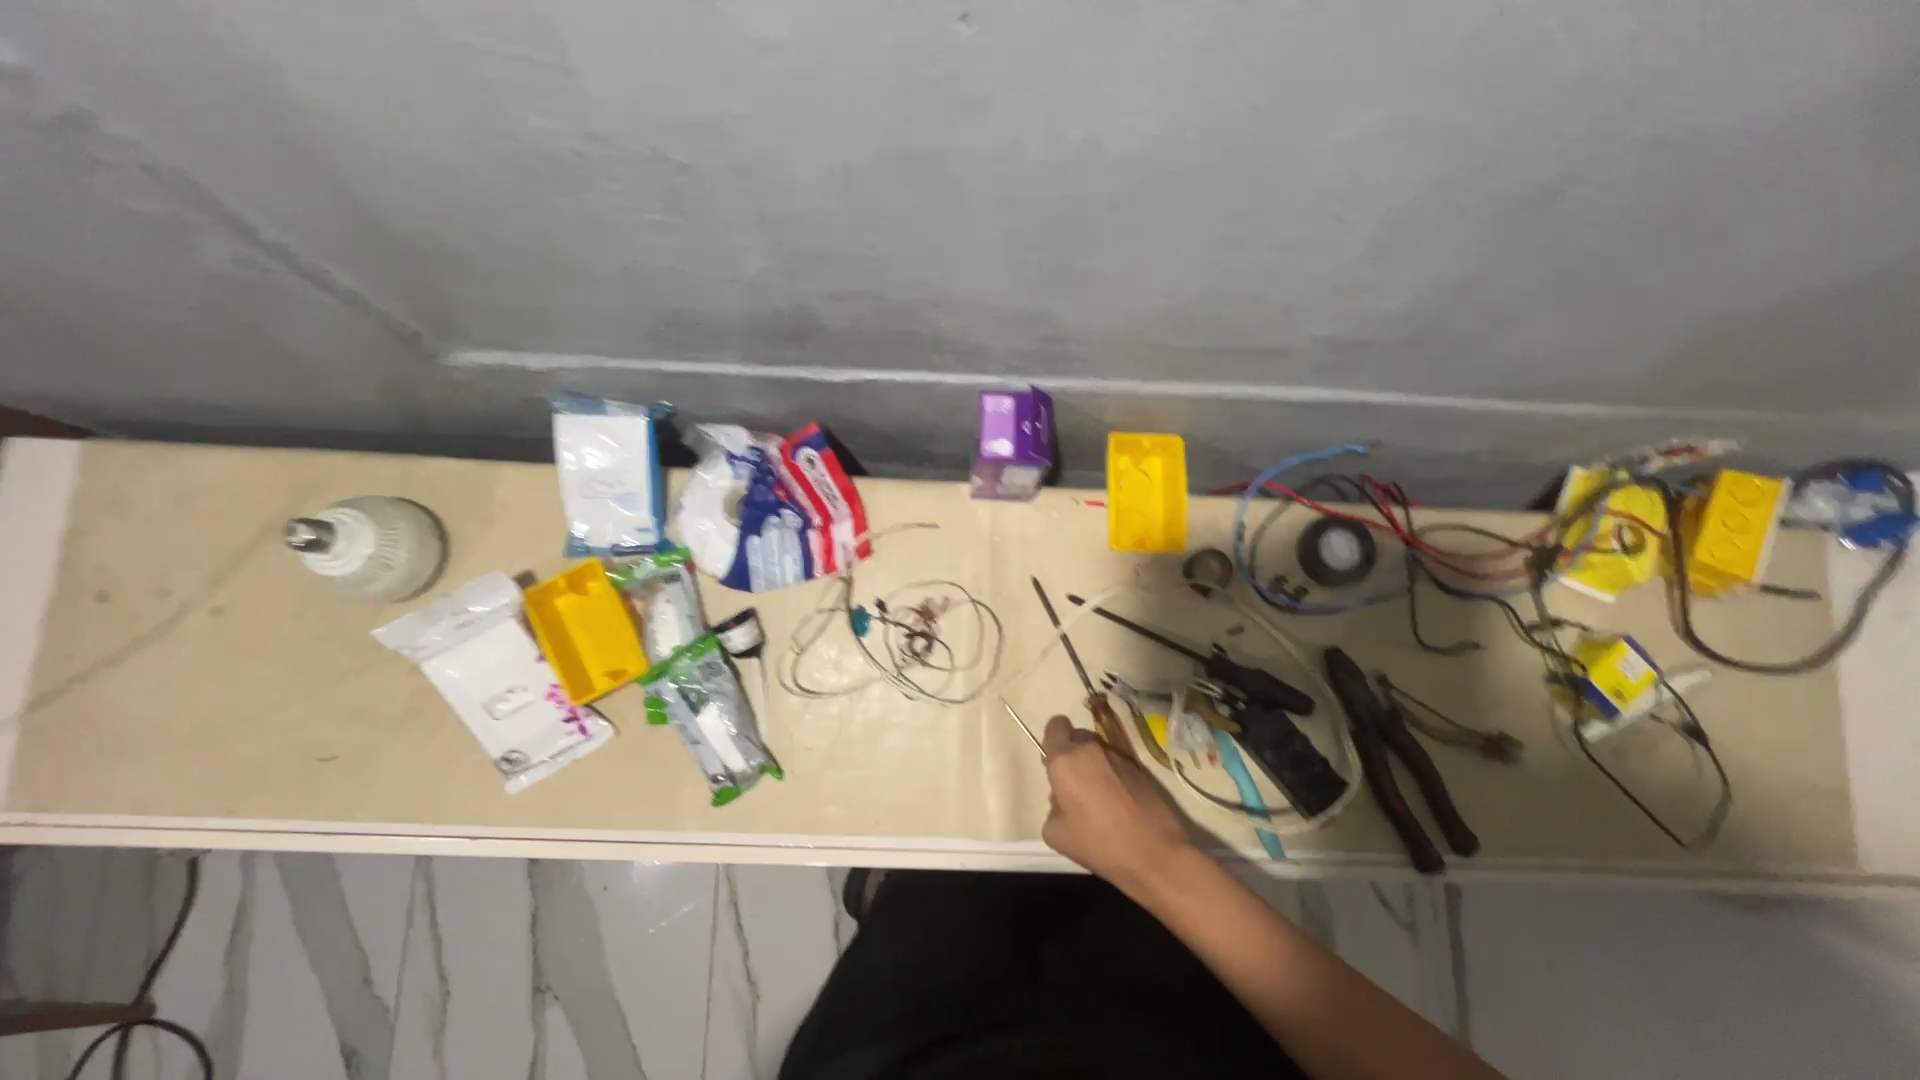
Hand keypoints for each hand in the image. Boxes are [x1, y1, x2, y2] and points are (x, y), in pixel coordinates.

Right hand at [1041, 714, 1198, 897]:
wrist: (1155, 853)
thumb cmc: (1098, 844)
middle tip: (1075, 787)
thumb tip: (1063, 799)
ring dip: (1094, 767)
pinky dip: (1113, 777)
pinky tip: (1118, 805)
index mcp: (1066, 760)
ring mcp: (1119, 757)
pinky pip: (1116, 764)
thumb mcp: (1055, 833)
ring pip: (1098, 751)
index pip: (1055, 726)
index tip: (1054, 765)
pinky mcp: (1140, 769)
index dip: (1053, 741)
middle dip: (1073, 755)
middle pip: (1077, 737)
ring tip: (1099, 800)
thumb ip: (1052, 806)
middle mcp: (1092, 750)